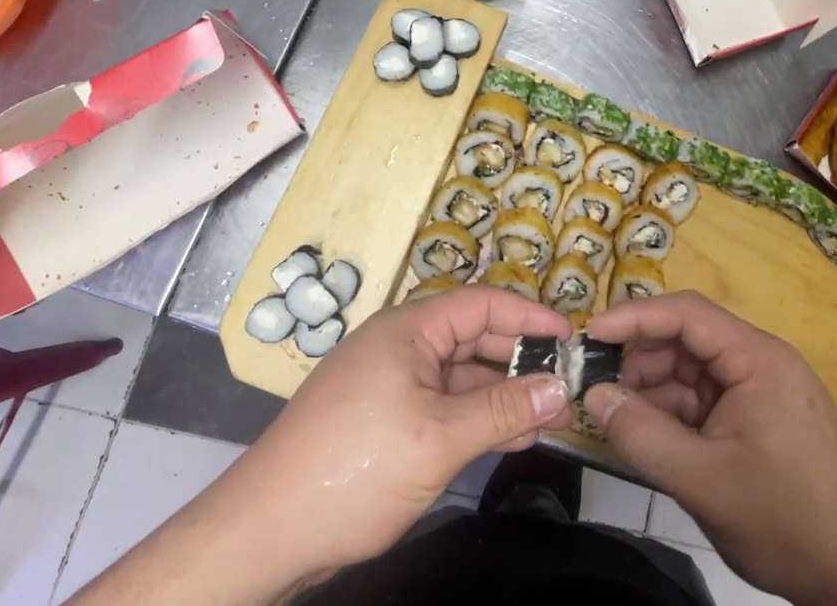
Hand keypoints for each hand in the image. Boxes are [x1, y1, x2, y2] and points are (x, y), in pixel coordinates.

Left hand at [245, 286, 575, 575]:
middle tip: (566, 386)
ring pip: (459, 378)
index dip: (529, 317)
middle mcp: (399, 347)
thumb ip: (504, 410)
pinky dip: (475, 419)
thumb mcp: (440, 438)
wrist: (266, 531)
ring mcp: (388, 384)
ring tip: (549, 418)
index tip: (570, 338)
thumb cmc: (357, 467)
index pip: (481, 304)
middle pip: (472, 340)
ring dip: (502, 396)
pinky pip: (441, 406)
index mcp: (407, 331)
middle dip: (520, 362)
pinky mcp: (382, 420)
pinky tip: (510, 438)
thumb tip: (559, 388)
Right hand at [583, 292, 836, 605]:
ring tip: (618, 420)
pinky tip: (648, 435)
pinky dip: (672, 412)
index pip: (689, 314)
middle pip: (687, 339)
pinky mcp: (757, 417)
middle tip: (596, 389)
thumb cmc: (781, 519)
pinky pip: (704, 399)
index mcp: (758, 359)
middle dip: (640, 360)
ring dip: (652, 390)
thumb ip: (641, 434)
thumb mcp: (701, 480)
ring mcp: (760, 390)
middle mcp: (761, 362)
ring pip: (691, 371)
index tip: (589, 334)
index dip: (635, 317)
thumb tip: (593, 396)